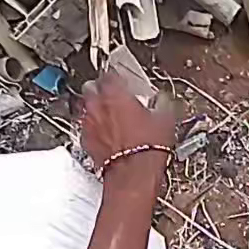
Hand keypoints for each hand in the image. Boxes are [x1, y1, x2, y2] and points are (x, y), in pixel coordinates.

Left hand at [79, 62, 177, 182]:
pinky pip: (85, 127)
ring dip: (95, 109)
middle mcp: (97, 105)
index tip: (122, 80)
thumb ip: (160, 103)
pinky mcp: (85, 141)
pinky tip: (106, 134)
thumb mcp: (164, 119)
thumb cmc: (148, 147)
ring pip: (85, 107)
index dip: (116, 77)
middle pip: (91, 87)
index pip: (109, 74)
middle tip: (113, 97)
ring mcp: (88, 123)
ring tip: (109, 116)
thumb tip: (162, 100)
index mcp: (115, 93)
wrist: (134, 174)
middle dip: (100, 90)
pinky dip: (94, 128)